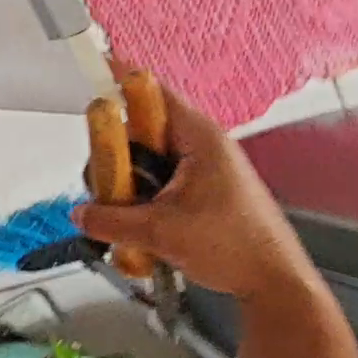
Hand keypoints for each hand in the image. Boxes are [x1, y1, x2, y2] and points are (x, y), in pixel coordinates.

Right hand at [73, 73, 318, 303]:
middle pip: (138, 129)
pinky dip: (140, 195)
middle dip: (115, 155)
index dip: (119, 79)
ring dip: (126, 181)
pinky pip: (156, 177)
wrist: (278, 287)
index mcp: (198, 138)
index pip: (150, 91)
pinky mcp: (200, 189)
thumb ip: (109, 219)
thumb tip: (79, 213)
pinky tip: (139, 223)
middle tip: (109, 184)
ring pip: (144, 157)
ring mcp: (200, 167)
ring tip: (126, 213)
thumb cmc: (234, 248)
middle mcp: (199, 145)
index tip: (92, 70)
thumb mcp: (159, 232)